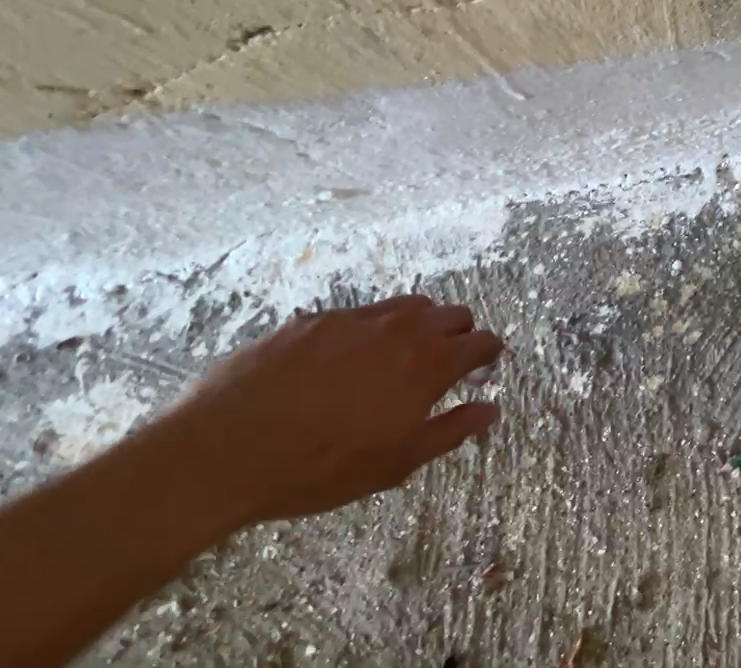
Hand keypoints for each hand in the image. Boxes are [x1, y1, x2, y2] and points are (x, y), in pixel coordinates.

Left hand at [163, 295, 504, 529]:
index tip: (479, 373)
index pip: (482, 341)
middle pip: (453, 314)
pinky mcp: (310, 322)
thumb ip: (452, 430)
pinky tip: (343, 363)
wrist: (219, 454)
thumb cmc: (319, 466)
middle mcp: (401, 330)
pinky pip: (358, 315)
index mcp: (430, 363)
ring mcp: (354, 321)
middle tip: (442, 367)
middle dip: (459, 335)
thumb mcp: (396, 462)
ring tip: (397, 358)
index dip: (488, 356)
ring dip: (418, 326)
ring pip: (408, 306)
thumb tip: (490, 410)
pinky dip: (369, 330)